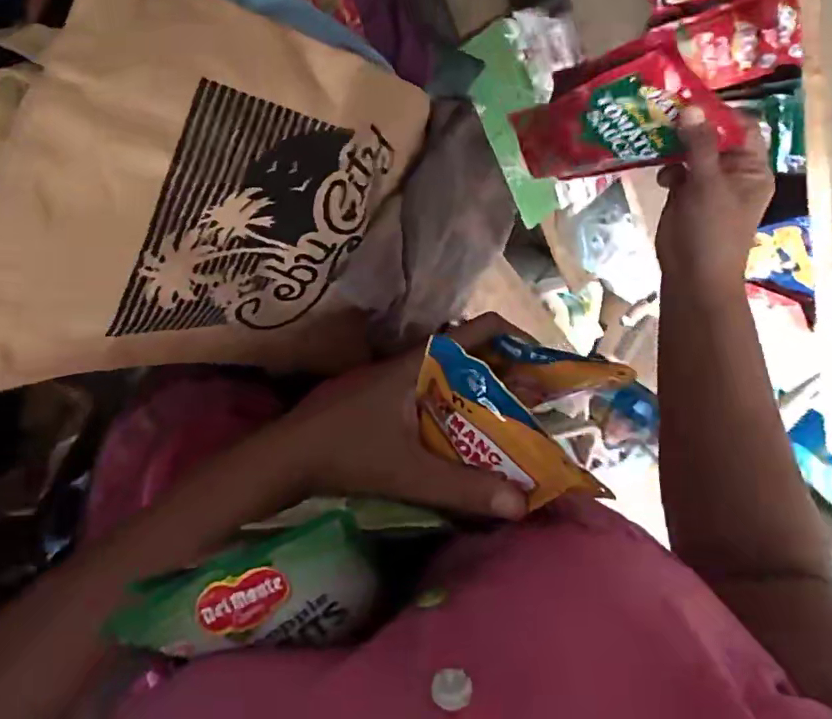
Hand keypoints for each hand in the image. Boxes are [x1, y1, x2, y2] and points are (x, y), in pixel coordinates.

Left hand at [265, 314, 528, 521]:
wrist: (285, 454)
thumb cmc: (345, 451)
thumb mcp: (408, 471)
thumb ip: (462, 487)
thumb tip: (520, 503)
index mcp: (422, 363)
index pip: (482, 329)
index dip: (520, 338)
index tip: (545, 366)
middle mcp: (413, 363)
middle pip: (474, 354)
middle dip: (510, 375)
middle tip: (537, 407)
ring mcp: (397, 378)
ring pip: (454, 375)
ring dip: (484, 393)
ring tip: (511, 424)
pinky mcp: (385, 397)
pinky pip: (435, 392)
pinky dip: (460, 406)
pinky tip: (466, 437)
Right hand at [655, 109, 773, 279]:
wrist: (694, 275)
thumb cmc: (711, 230)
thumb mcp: (708, 184)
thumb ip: (699, 145)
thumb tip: (691, 107)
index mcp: (752, 169)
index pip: (742, 128)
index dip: (720, 112)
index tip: (691, 98)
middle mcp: (733, 173)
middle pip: (713, 137)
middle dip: (691, 125)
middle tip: (664, 108)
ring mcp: (709, 184)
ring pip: (692, 152)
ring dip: (675, 145)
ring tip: (655, 134)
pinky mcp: (687, 195)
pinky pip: (678, 170)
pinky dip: (668, 168)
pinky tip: (660, 174)